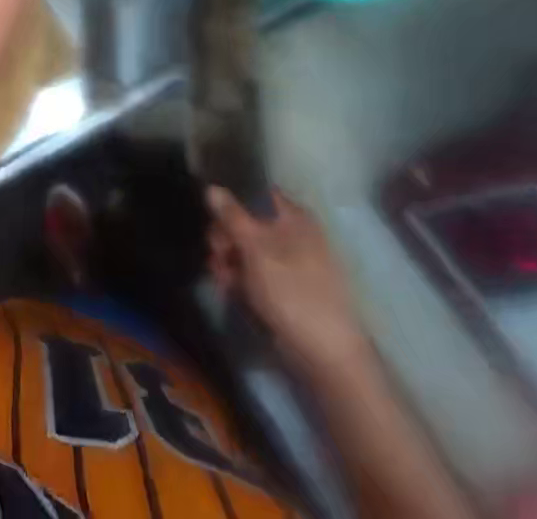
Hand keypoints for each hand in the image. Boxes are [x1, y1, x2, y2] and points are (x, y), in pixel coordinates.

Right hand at [207, 187, 372, 370]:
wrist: (324, 350)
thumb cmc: (291, 290)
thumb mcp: (256, 248)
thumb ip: (232, 217)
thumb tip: (212, 187)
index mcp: (293, 216)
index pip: (255, 196)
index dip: (231, 206)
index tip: (213, 223)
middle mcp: (294, 234)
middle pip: (249, 224)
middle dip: (226, 239)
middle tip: (216, 257)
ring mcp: (291, 263)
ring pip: (250, 252)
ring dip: (230, 262)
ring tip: (221, 279)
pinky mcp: (286, 288)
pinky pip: (257, 274)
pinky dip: (242, 279)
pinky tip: (230, 290)